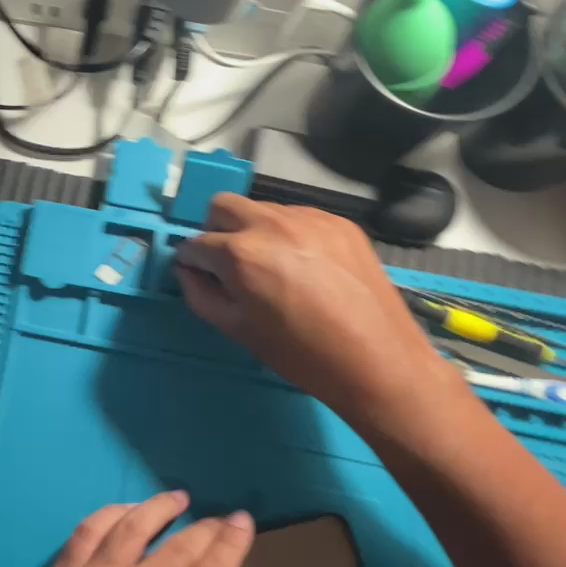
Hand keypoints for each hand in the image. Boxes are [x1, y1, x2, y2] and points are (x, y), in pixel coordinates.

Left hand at [0, 492, 257, 566]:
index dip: (229, 546)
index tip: (243, 521)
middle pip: (177, 548)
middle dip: (204, 528)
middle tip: (221, 515)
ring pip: (131, 527)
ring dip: (158, 507)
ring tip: (178, 498)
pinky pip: (88, 530)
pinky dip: (110, 514)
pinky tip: (124, 512)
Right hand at [174, 194, 453, 423]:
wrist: (377, 361)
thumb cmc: (299, 354)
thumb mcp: (236, 329)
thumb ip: (200, 294)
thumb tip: (188, 271)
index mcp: (240, 254)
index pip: (194, 242)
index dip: (191, 261)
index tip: (200, 275)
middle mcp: (271, 224)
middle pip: (222, 205)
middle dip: (215, 230)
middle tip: (229, 263)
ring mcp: (309, 218)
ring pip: (262, 209)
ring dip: (254, 231)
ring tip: (274, 268)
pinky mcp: (340, 222)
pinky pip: (298, 216)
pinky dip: (289, 235)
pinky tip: (306, 267)